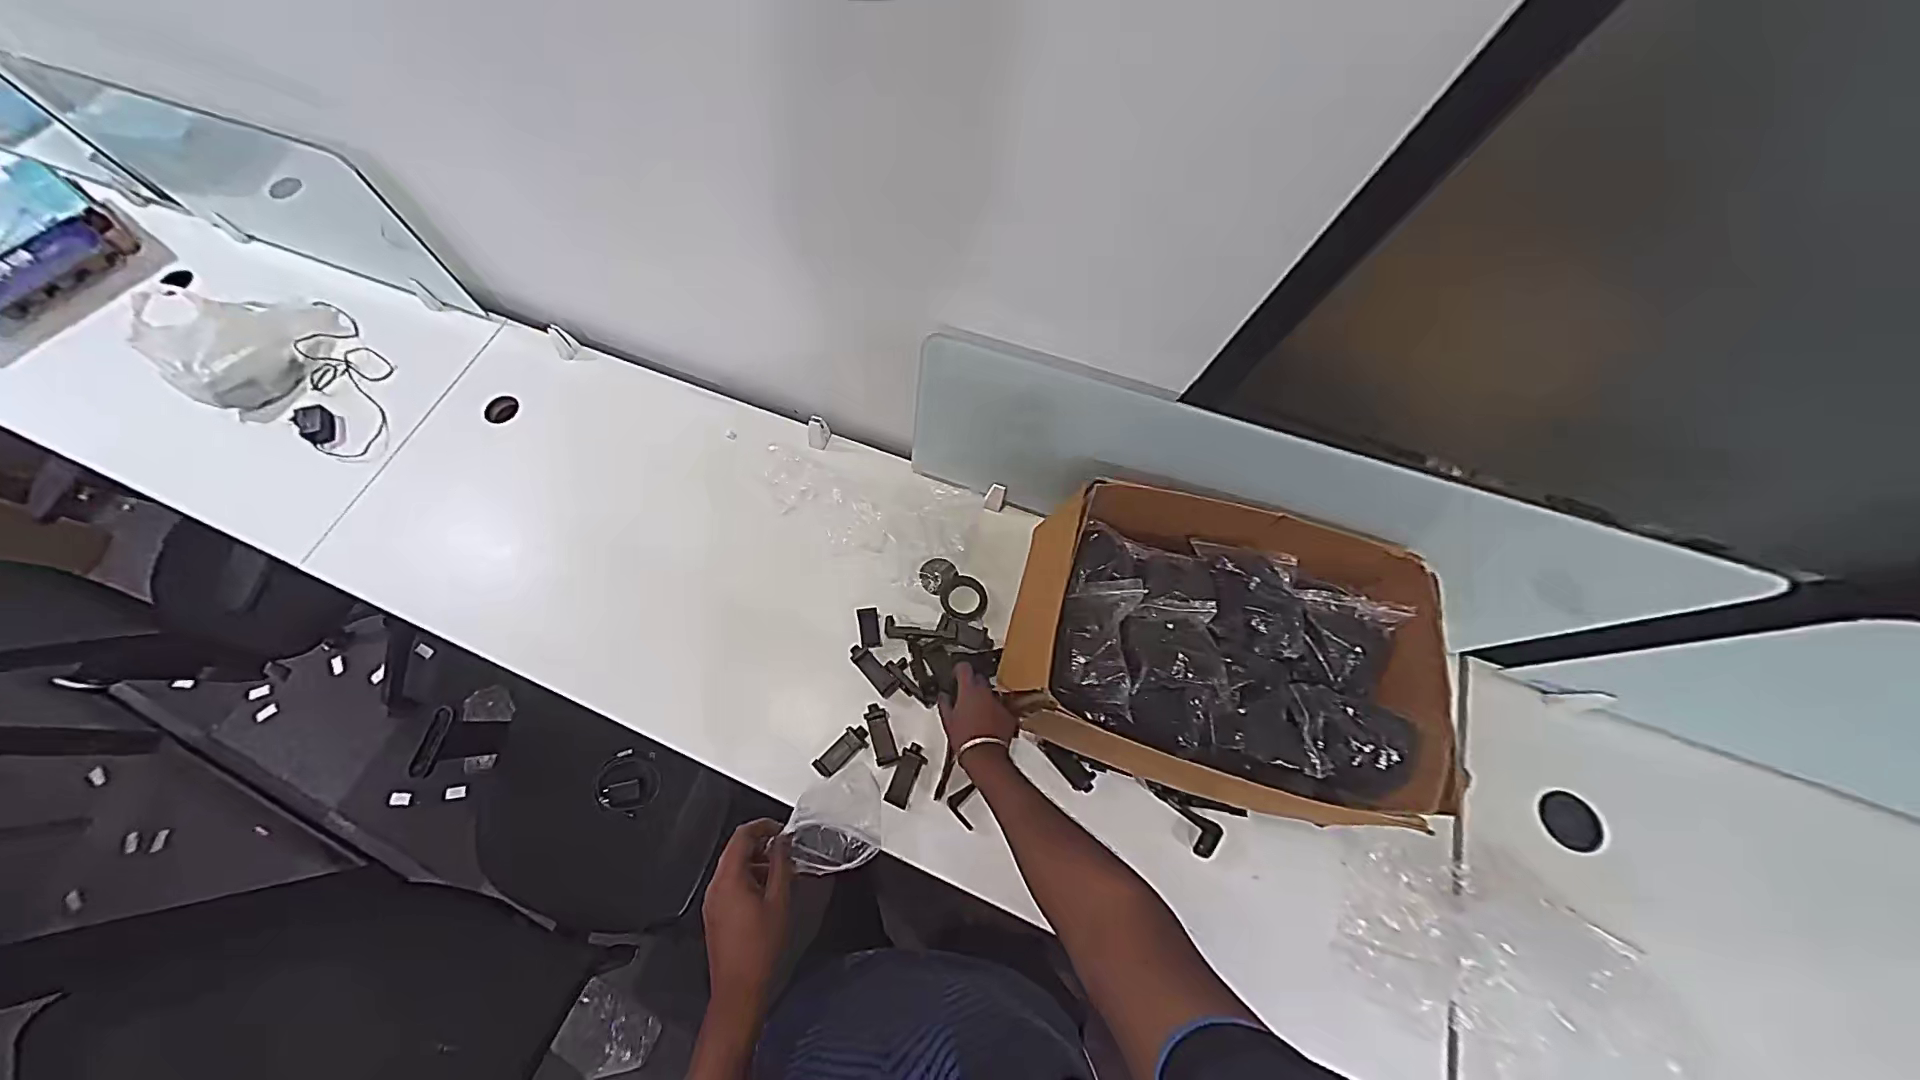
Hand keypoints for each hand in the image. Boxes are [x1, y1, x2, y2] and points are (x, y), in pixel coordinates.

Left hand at [702, 819, 793, 1006]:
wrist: (739, 989)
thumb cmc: (759, 948)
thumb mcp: (779, 899)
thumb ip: (781, 864)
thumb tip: (783, 843)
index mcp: (729, 879)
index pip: (741, 836)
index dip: (763, 826)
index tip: (780, 829)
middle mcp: (715, 887)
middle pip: (735, 850)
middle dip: (761, 844)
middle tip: (784, 849)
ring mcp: (712, 901)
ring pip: (733, 867)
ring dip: (757, 862)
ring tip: (781, 871)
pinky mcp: (715, 914)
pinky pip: (730, 884)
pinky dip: (749, 878)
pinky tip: (768, 890)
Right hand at [938, 662, 1018, 752]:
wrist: (984, 755)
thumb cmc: (965, 739)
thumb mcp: (948, 720)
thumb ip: (945, 703)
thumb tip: (943, 696)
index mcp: (968, 690)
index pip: (964, 667)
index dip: (959, 669)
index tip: (956, 673)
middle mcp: (985, 693)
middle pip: (979, 678)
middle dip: (971, 684)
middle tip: (964, 695)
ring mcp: (998, 702)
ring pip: (990, 693)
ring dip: (983, 699)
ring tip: (975, 713)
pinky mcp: (1008, 714)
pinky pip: (1000, 707)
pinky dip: (993, 711)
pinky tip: (987, 721)